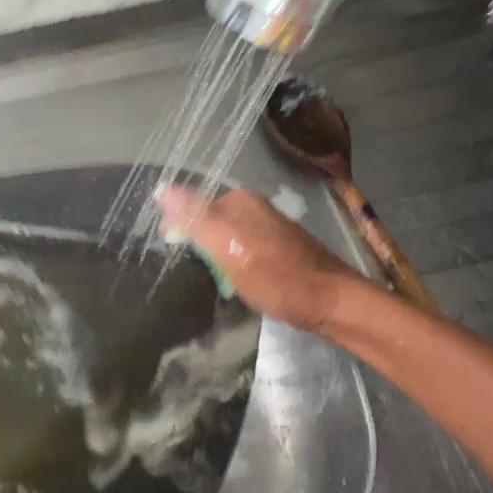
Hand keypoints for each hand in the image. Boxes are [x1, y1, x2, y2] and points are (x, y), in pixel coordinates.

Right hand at [157, 186, 369, 334]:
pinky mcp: (278, 249)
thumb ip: (195, 218)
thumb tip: (160, 189)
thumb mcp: (228, 248)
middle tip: (189, 270)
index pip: (192, 205)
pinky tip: (233, 280)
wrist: (332, 303)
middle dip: (195, 241)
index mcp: (241, 201)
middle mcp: (255, 208)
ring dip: (212, 255)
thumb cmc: (276, 277)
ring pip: (225, 237)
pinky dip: (231, 263)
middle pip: (209, 220)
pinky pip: (240, 250)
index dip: (177, 228)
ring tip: (208, 278)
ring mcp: (269, 229)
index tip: (168, 253)